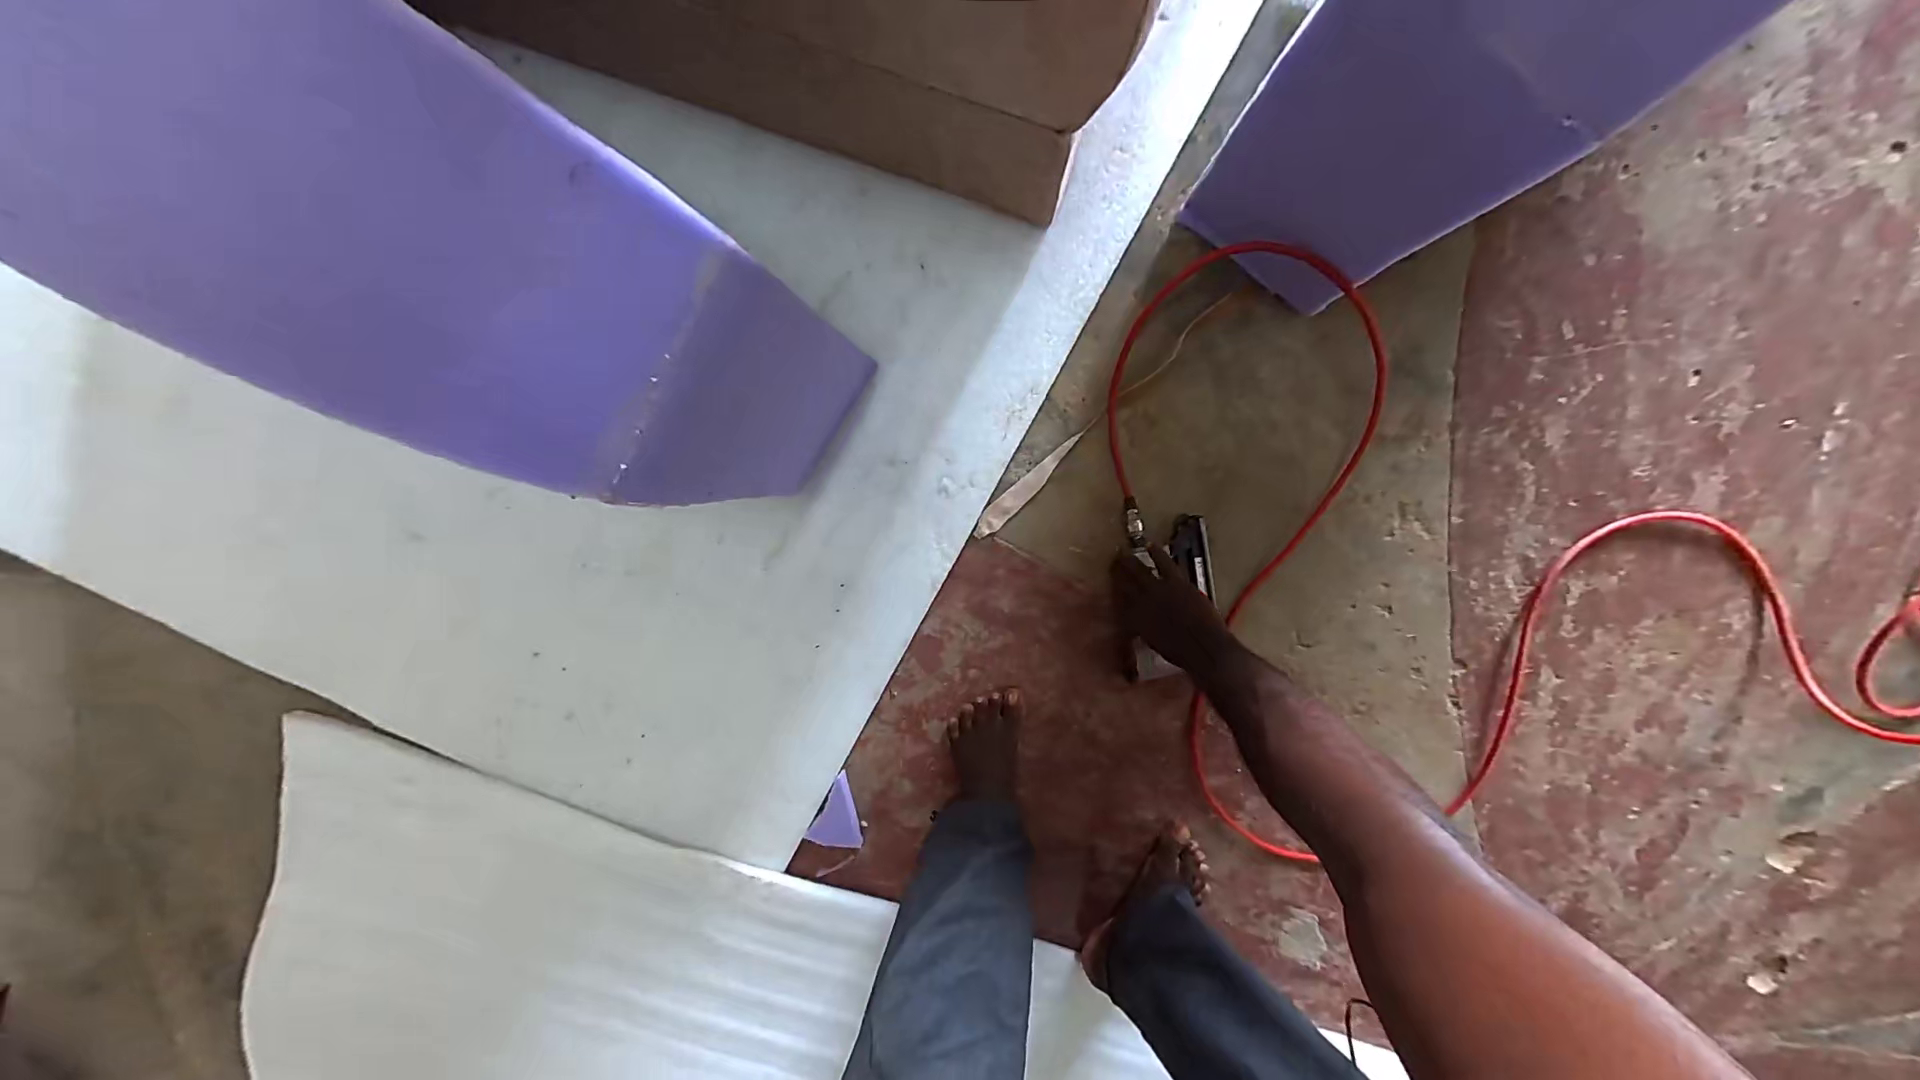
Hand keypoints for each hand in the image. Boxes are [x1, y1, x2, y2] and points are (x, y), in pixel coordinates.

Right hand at [1110, 545, 1238, 676]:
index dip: (1115, 590)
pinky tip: (1151, 545)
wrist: (1203, 648)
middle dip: (1117, 571)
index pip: (1120, 602)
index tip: (1111, 584)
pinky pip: (1164, 563)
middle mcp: (1142, 601)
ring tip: (1124, 551)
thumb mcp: (1154, 643)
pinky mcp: (1176, 582)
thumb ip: (1145, 629)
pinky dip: (1157, 553)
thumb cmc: (1180, 653)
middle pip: (1125, 582)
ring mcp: (1159, 589)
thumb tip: (1140, 622)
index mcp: (1135, 619)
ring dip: (1131, 561)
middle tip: (1113, 561)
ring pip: (1140, 570)